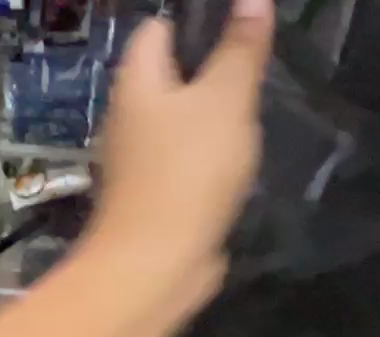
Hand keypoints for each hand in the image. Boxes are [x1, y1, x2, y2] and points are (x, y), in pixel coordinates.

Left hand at [85, 0, 273, 295]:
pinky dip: (204, 169)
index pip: (155, 31)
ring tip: (250, 125)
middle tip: (253, 78)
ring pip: (176, 131)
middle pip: (167, 83)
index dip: (193, 23)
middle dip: (208, 77)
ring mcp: (135, 169)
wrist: (153, 268)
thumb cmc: (187, 174)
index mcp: (135, 85)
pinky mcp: (150, 207)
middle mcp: (126, 123)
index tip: (236, 31)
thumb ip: (240, 48)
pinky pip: (180, 172)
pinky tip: (232, 174)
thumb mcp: (226, 99)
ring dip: (209, 127)